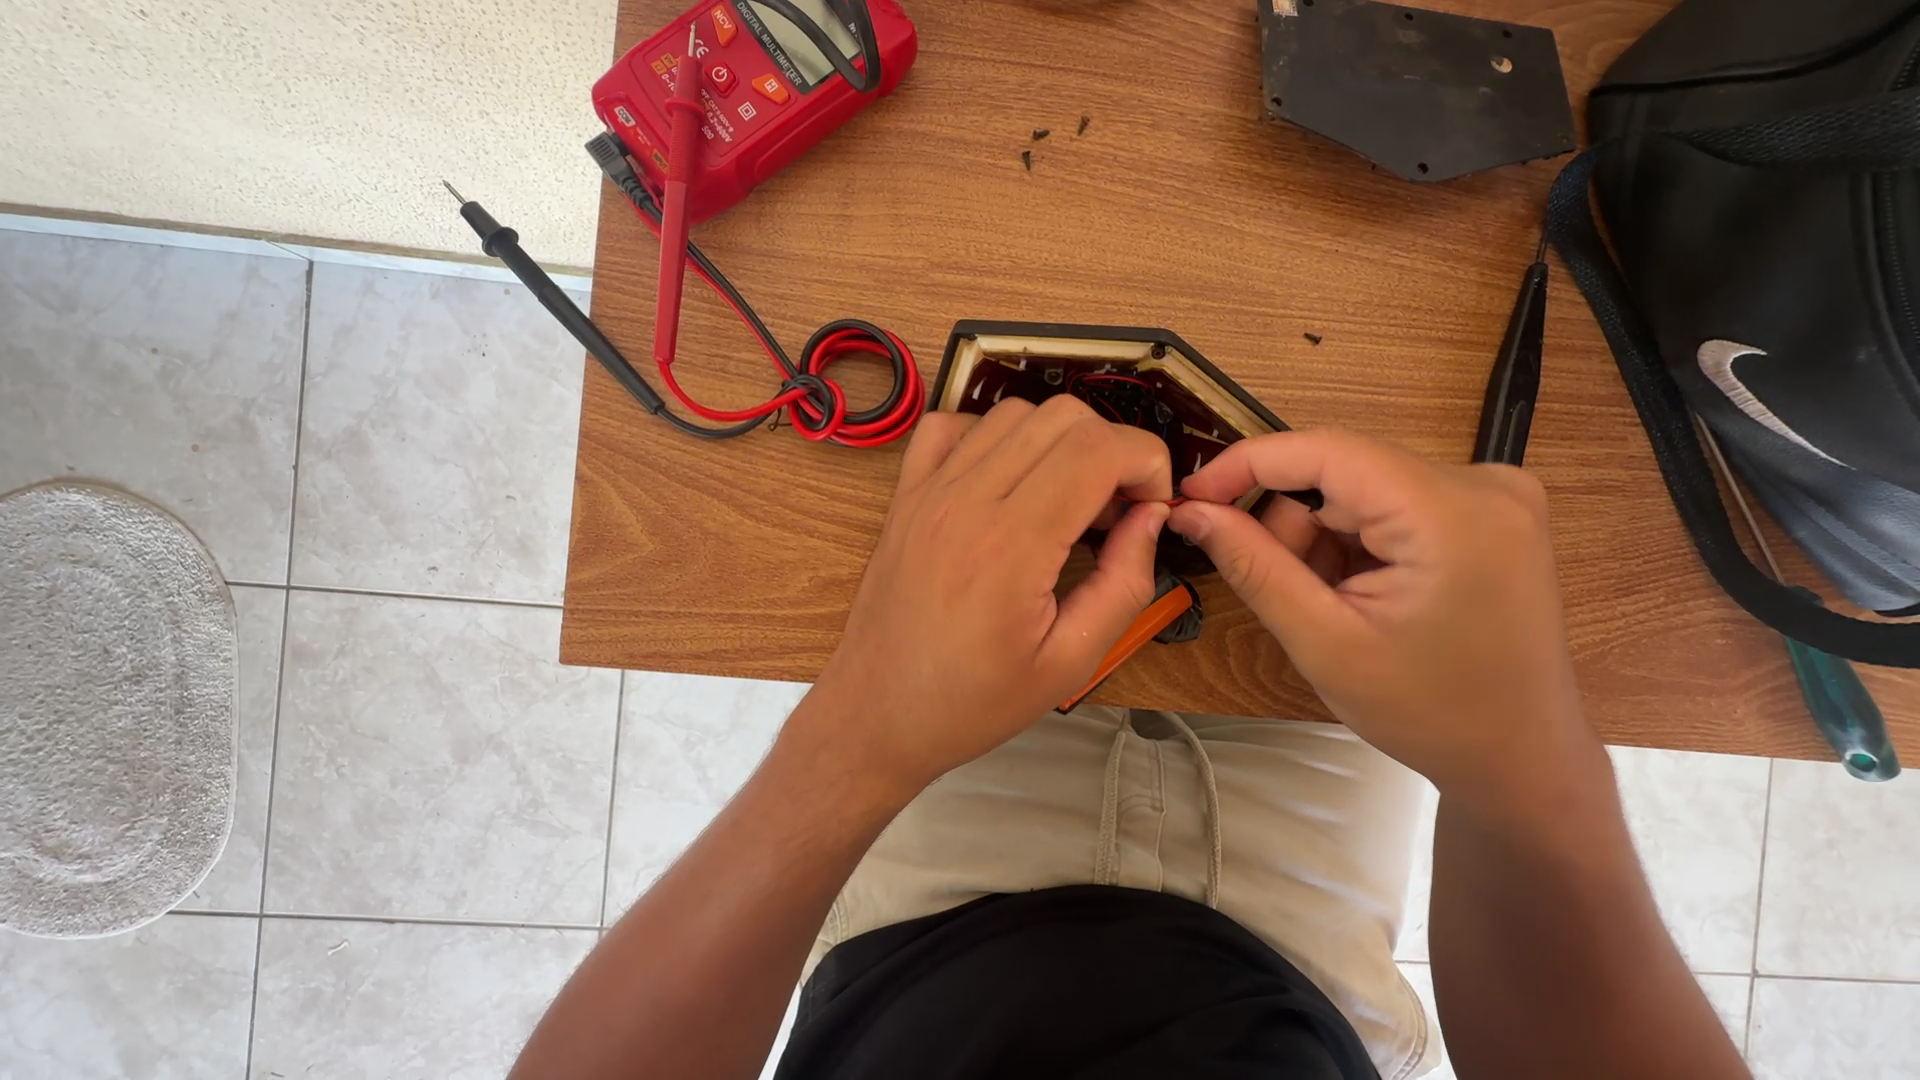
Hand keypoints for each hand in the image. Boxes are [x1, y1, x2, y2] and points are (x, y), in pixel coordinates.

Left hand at [797, 396, 1173, 793]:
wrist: (878, 714)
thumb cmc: (971, 702)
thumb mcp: (1070, 662)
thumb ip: (1125, 583)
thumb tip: (1150, 517)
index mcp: (1012, 545)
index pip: (1100, 449)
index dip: (1148, 462)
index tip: (1151, 505)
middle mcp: (966, 501)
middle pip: (1063, 418)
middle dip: (1111, 450)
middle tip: (1114, 510)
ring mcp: (928, 492)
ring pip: (1012, 413)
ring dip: (1057, 443)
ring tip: (1064, 500)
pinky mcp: (905, 497)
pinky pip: (949, 427)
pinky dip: (990, 435)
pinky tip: (1005, 481)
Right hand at [1167, 429, 1600, 808]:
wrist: (1520, 757)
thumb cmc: (1428, 712)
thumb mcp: (1324, 642)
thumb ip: (1252, 566)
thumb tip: (1190, 511)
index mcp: (1450, 512)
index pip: (1326, 450)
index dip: (1246, 465)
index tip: (1190, 497)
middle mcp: (1482, 482)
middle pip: (1341, 471)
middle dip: (1292, 525)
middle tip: (1287, 591)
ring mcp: (1492, 493)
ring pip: (1358, 487)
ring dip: (1322, 538)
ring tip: (1332, 604)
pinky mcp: (1489, 511)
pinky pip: (1388, 501)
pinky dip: (1354, 542)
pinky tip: (1362, 593)